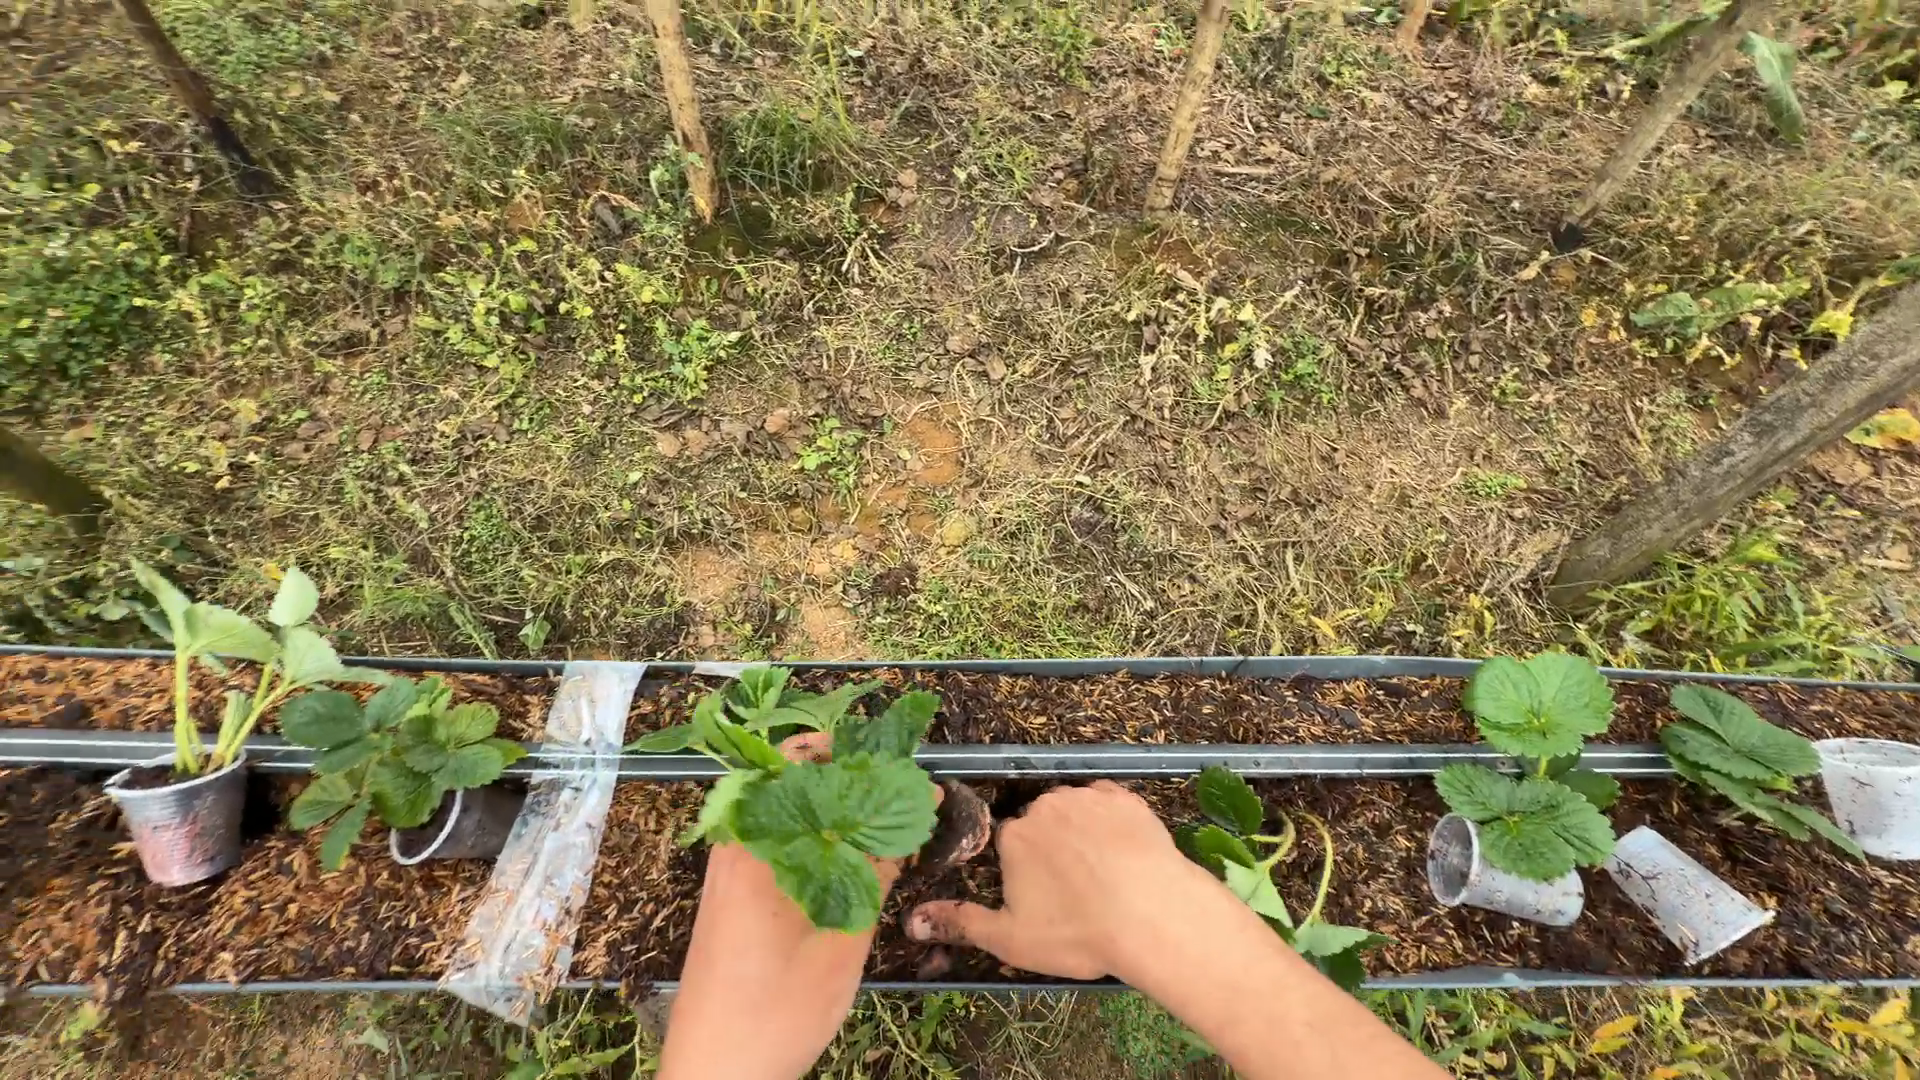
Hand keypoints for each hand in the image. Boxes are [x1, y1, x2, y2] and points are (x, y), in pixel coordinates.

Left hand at [657, 734, 919, 1079]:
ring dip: (829, 803)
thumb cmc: (777, 1011)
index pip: (801, 763)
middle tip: (892, 786)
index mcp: (757, 843)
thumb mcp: (843, 940)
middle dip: (844, 773)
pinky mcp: (729, 893)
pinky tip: (844, 855)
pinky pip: (773, 839)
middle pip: (789, 779)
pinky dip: (811, 833)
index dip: (850, 752)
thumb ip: (876, 869)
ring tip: (877, 815)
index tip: (892, 758)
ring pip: (782, 809)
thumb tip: (914, 810)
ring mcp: (728, 868)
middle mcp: (736, 843)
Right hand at [904, 780, 1243, 982]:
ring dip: (1081, 832)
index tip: (1043, 895)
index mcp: (1014, 835)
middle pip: (1041, 822)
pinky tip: (1124, 852)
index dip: (1024, 869)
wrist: (1152, 913)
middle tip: (1076, 888)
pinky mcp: (1124, 796)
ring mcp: (1086, 796)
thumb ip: (961, 922)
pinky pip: (1108, 802)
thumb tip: (911, 920)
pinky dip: (1112, 821)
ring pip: (1074, 810)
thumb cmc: (1077, 931)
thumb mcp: (1011, 939)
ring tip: (1105, 872)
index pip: (1008, 842)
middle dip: (1052, 848)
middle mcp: (1044, 805)